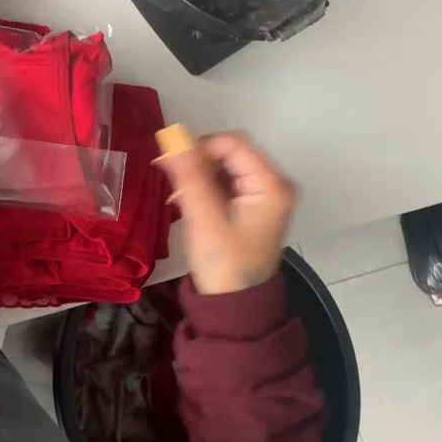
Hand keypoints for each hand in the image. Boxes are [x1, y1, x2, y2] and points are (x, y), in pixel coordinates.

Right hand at [156, 130, 296, 294]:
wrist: (234, 306)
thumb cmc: (223, 264)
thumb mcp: (205, 217)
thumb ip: (190, 174)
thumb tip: (172, 134)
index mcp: (271, 184)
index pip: (232, 143)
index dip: (199, 146)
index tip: (168, 161)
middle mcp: (274, 184)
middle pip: (230, 152)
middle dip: (197, 161)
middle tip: (170, 179)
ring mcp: (263, 195)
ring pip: (224, 166)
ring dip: (198, 174)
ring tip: (178, 196)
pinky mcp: (251, 206)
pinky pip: (225, 181)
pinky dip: (204, 186)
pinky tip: (188, 202)